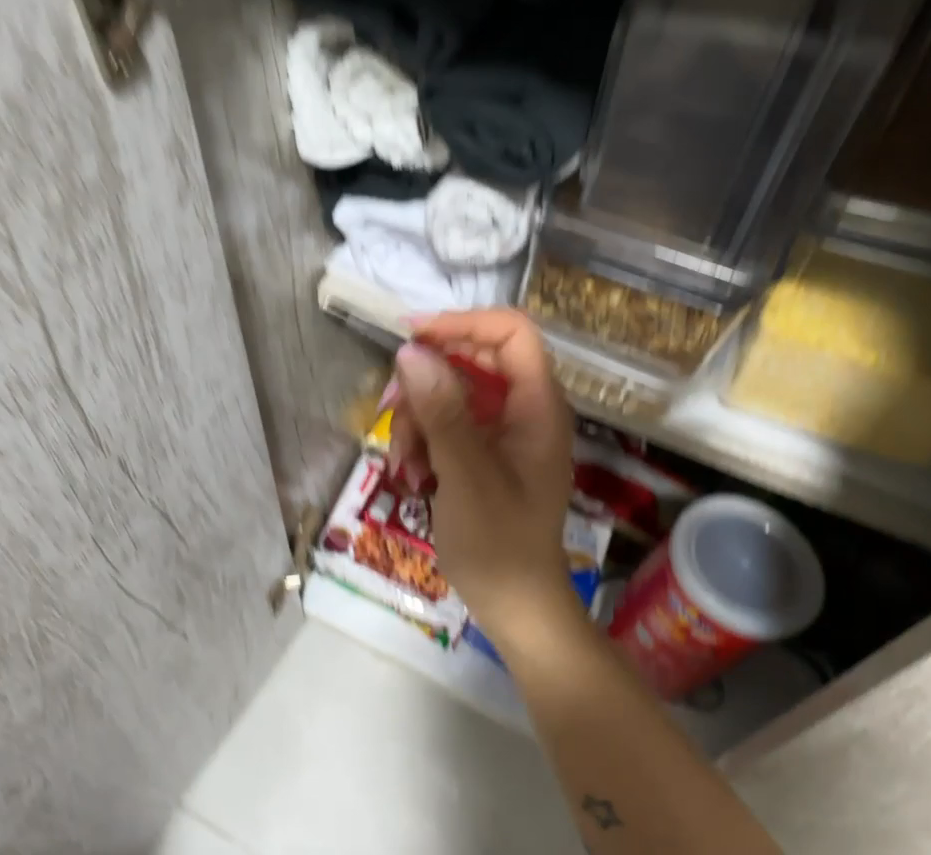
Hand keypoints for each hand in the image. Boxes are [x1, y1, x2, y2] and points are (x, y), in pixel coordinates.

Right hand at [390, 309, 580, 636]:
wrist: (517, 607)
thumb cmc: (499, 543)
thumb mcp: (466, 474)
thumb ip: (442, 410)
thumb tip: (411, 351)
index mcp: (538, 405)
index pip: (510, 331)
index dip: (462, 324)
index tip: (411, 337)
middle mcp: (525, 409)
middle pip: (472, 360)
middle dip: (427, 382)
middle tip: (392, 409)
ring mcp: (506, 432)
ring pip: (452, 393)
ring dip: (419, 418)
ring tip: (405, 461)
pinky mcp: (486, 454)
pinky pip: (449, 424)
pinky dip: (425, 441)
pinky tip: (414, 474)